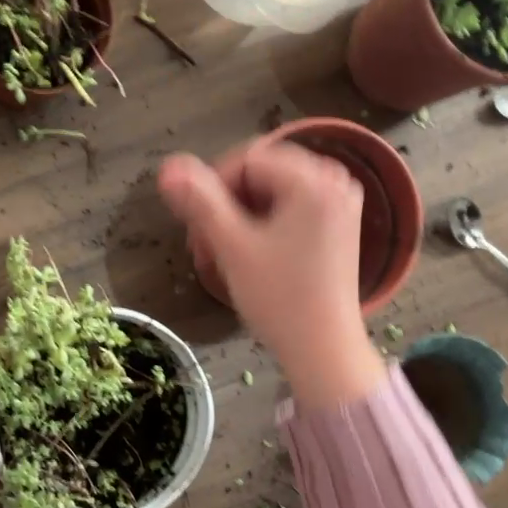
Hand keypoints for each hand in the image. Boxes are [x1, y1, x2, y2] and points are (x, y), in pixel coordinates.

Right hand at [158, 139, 386, 408]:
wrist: (322, 348)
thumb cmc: (278, 298)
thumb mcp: (232, 248)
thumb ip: (199, 203)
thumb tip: (167, 167)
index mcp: (313, 180)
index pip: (246, 160)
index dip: (211, 188)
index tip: (194, 228)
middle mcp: (335, 181)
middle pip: (260, 174)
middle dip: (224, 204)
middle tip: (202, 244)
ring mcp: (340, 204)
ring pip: (272, 192)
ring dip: (238, 216)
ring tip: (221, 254)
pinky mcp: (337, 226)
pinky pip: (289, 208)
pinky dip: (262, 225)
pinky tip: (247, 255)